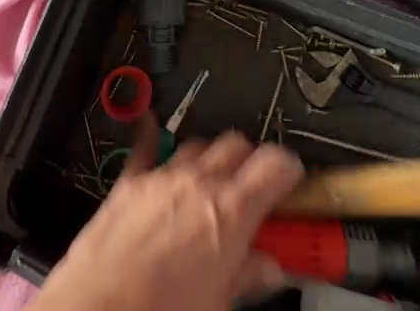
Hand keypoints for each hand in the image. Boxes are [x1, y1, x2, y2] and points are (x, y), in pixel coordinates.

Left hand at [31, 124, 303, 310]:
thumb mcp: (219, 305)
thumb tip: (270, 269)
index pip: (275, 164)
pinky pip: (144, 146)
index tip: (291, 181)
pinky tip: (150, 126)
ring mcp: (161, 177)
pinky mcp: (128, 183)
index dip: (289, 169)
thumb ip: (248, 277)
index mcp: (231, 212)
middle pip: (237, 144)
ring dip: (209, 158)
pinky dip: (151, 137)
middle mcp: (199, 182)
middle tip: (251, 188)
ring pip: (197, 145)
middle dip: (249, 161)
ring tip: (209, 182)